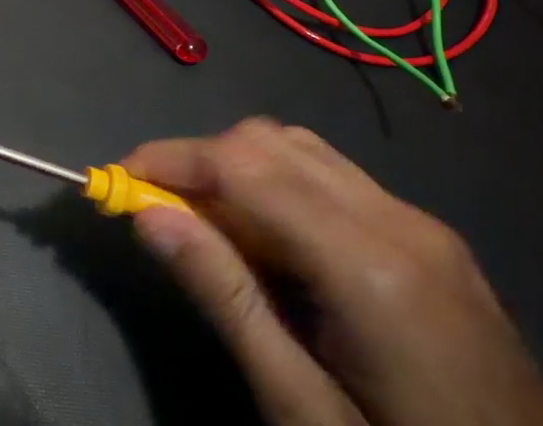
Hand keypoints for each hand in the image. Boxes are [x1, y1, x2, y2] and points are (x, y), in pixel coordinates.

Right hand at [122, 118, 542, 425]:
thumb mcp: (299, 403)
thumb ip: (225, 299)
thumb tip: (146, 216)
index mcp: (368, 266)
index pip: (243, 167)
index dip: (167, 160)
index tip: (111, 181)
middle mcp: (400, 223)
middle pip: (268, 142)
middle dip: (195, 160)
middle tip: (152, 211)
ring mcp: (423, 226)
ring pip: (300, 148)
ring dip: (235, 167)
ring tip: (204, 224)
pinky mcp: (432, 240)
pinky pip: (334, 178)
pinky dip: (277, 184)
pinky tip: (266, 239)